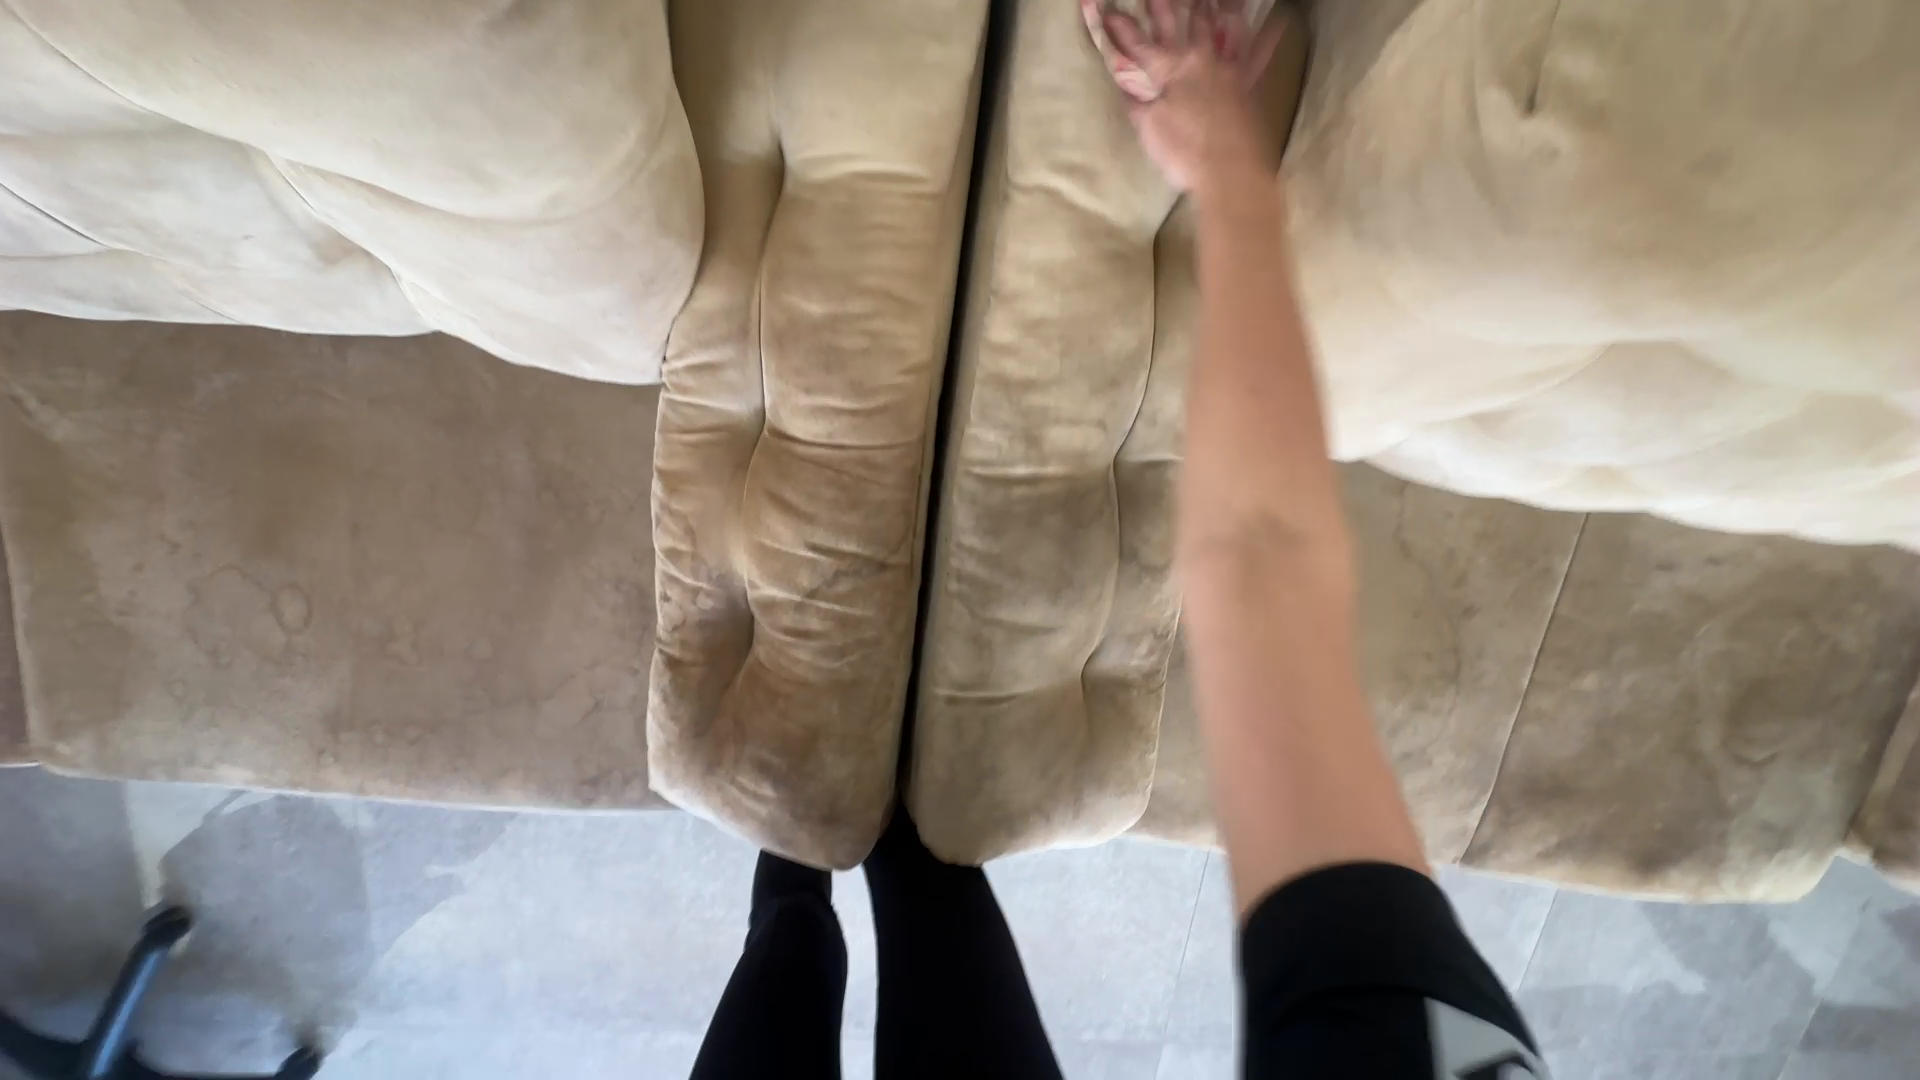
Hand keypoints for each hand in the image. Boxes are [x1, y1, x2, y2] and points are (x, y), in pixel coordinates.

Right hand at [1095, 0, 1283, 191]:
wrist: (1229, 170)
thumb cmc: (1183, 151)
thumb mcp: (1149, 129)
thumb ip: (1137, 103)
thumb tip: (1127, 86)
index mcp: (1170, 68)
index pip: (1138, 44)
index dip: (1121, 28)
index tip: (1107, 10)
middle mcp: (1200, 58)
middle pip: (1181, 23)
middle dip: (1166, 4)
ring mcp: (1227, 66)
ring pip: (1221, 25)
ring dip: (1213, 6)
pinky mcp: (1247, 83)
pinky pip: (1259, 54)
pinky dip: (1268, 37)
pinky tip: (1279, 20)